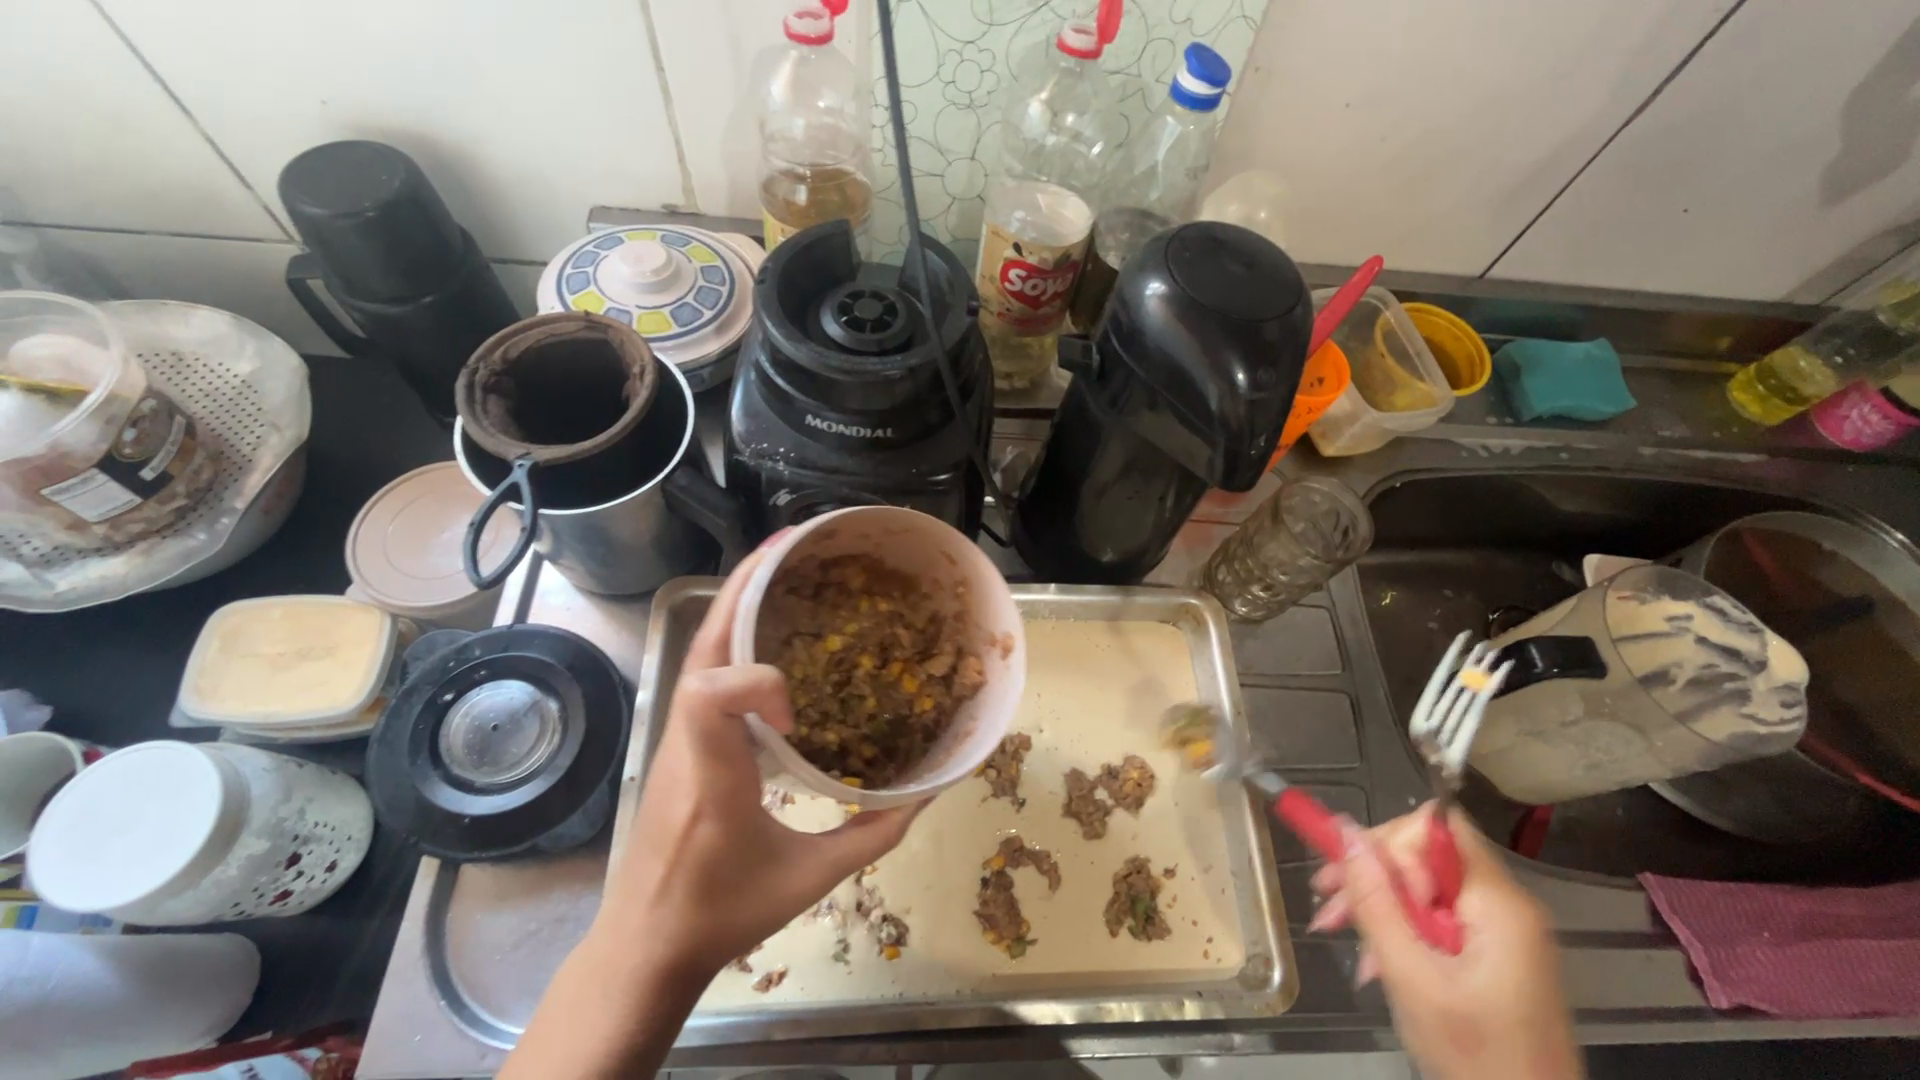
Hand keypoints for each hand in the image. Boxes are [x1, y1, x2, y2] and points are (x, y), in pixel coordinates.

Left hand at [589, 547, 925, 983]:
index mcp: (714, 777)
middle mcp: (685, 744)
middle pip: (702, 645)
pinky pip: (705, 670)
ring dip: (738, 600)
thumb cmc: (721, 914)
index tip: (795, 721)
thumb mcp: (807, 881)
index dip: (756, 684)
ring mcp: (674, 738)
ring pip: (699, 650)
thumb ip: (871, 837)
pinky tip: (770, 626)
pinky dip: (735, 634)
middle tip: (794, 544)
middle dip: (745, 586)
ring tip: (785, 565)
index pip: (708, 695)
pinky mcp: (678, 741)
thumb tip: (927, 796)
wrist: (643, 943)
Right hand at [1309, 805, 1582, 1079]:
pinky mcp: (1496, 953)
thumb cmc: (1476, 1058)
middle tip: (1327, 904)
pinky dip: (1402, 929)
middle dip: (1372, 874)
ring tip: (1338, 933)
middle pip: (1427, 853)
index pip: (1434, 828)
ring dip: (1379, 904)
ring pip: (1426, 886)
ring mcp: (1504, 930)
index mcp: (1498, 904)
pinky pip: (1438, 917)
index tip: (1350, 879)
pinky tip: (1375, 960)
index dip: (1387, 843)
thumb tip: (1346, 834)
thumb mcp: (1412, 978)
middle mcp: (1506, 905)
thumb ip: (1377, 902)